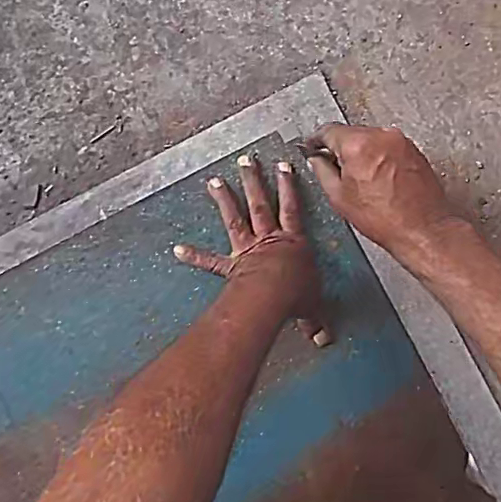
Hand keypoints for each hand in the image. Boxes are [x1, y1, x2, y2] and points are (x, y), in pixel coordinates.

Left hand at [173, 154, 330, 346]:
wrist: (274, 294)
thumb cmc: (297, 293)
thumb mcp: (314, 306)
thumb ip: (317, 320)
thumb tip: (324, 341)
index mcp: (293, 241)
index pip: (292, 207)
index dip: (289, 186)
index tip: (284, 165)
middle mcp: (269, 239)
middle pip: (260, 203)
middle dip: (254, 181)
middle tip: (246, 160)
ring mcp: (247, 250)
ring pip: (236, 219)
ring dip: (224, 200)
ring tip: (214, 181)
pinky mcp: (231, 267)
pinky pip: (210, 262)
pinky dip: (194, 256)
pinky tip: (176, 249)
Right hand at [303, 123, 467, 264]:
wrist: (422, 229)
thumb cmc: (386, 219)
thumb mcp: (339, 197)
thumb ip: (322, 171)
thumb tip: (317, 160)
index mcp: (358, 144)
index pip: (328, 130)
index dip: (316, 140)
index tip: (314, 147)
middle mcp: (381, 136)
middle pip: (351, 133)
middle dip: (342, 149)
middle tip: (338, 172)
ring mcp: (400, 141)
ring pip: (370, 139)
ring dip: (362, 154)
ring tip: (365, 182)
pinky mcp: (413, 149)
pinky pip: (387, 147)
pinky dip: (380, 158)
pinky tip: (381, 181)